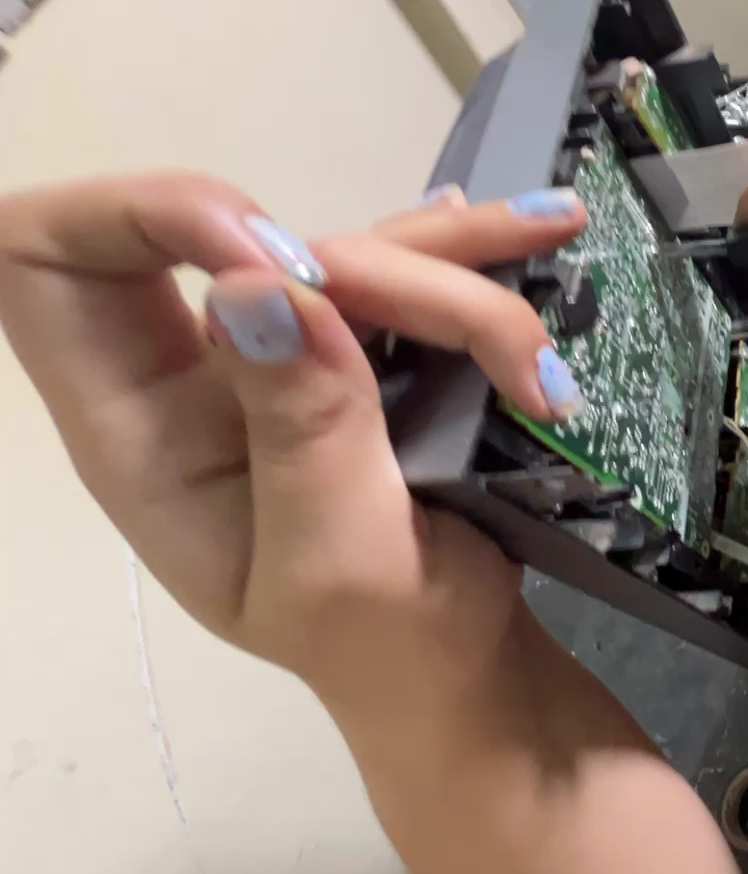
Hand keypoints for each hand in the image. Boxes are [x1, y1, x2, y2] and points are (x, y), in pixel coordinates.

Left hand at [0, 175, 586, 710]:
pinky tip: (522, 232)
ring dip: (476, 250)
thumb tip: (266, 290)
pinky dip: (479, 247)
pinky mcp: (398, 362)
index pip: (56, 262)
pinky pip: (428, 276)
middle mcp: (225, 370)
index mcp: (149, 423)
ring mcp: (316, 359)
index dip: (151, 221)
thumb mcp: (336, 559)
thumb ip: (303, 434)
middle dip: (423, 287)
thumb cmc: (382, 633)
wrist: (453, 652)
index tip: (293, 265)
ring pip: (379, 252)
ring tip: (566, 228)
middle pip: (292, 254)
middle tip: (529, 366)